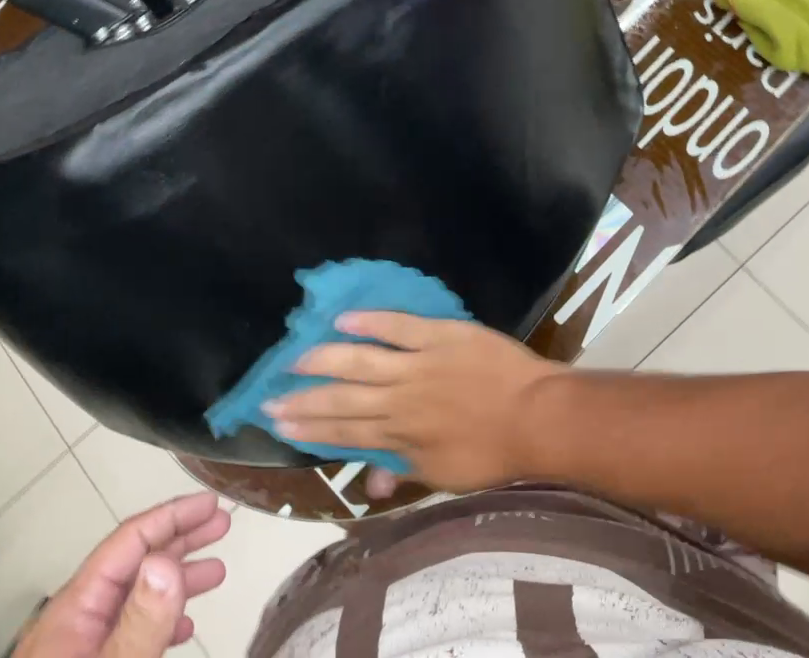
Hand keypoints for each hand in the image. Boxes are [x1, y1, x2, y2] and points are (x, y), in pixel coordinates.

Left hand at [15, 492, 230, 657]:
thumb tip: (165, 560)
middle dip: (178, 540)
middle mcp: (75, 622)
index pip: (128, 543)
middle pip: (133, 564)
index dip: (171, 517)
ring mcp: (78, 650)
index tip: (209, 505)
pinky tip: (181, 630)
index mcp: (75, 610)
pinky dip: (160, 621)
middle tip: (222, 526)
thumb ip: (140, 623)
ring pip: (134, 598)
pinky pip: (128, 632)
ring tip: (216, 572)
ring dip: (176, 580)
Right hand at [266, 312, 565, 492]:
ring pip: (360, 362)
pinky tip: (341, 319)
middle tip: (268, 398)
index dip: (310, 428)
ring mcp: (418, 366)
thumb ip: (406, 475)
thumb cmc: (497, 452)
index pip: (346, 433)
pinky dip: (369, 323)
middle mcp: (400, 403)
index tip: (279, 423)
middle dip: (303, 401)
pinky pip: (397, 327)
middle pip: (342, 400)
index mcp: (402, 438)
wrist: (540, 419)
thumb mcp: (448, 476)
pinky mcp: (439, 336)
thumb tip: (371, 488)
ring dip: (323, 361)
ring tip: (293, 359)